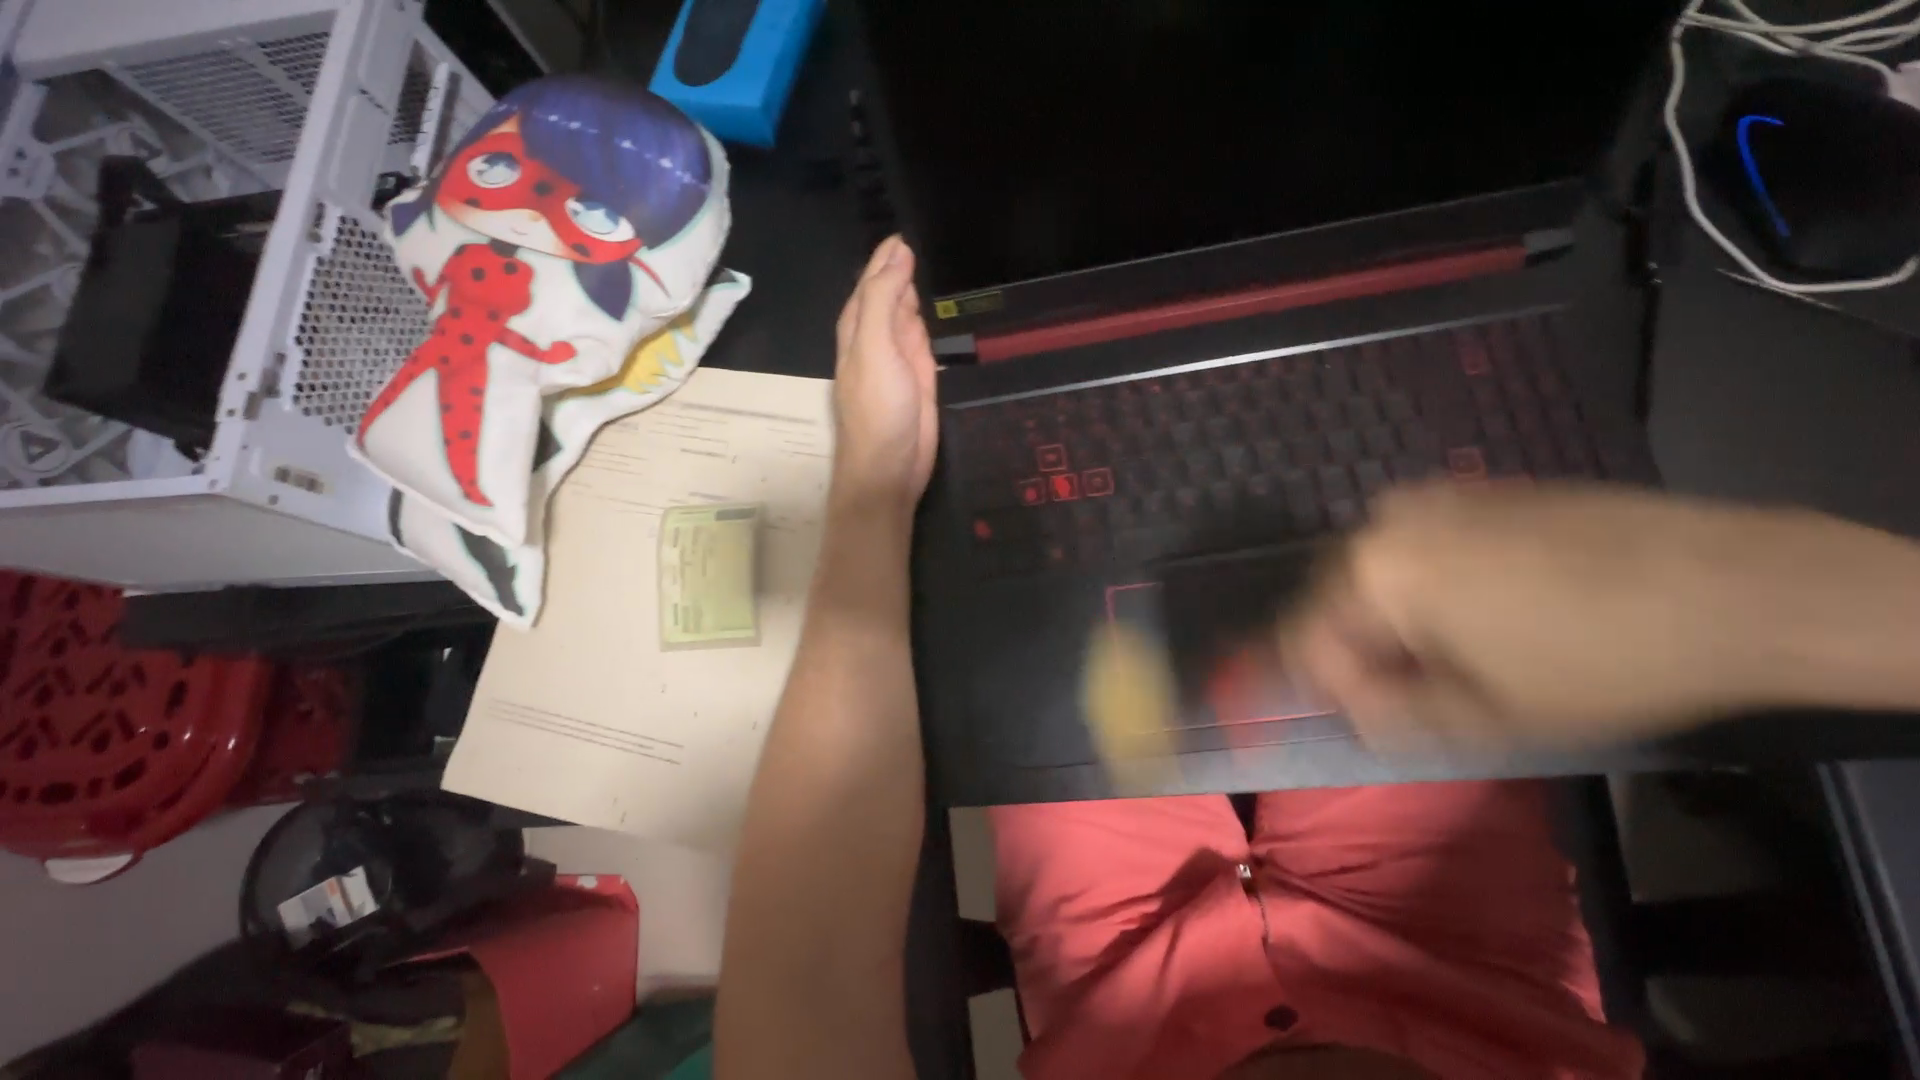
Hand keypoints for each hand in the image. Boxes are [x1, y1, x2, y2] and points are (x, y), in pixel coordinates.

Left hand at [830, 236, 937, 515]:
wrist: (891, 468)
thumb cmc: (877, 409)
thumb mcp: (875, 347)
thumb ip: (884, 300)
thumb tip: (899, 253)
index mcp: (858, 327)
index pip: (872, 279)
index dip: (888, 255)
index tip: (912, 225)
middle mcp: (878, 336)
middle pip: (891, 292)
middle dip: (906, 265)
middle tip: (935, 231)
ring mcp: (901, 356)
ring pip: (911, 312)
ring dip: (922, 288)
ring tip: (945, 256)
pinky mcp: (923, 375)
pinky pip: (928, 337)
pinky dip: (935, 318)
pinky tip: (949, 303)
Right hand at [1280, 482, 1919, 747]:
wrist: (1735, 584)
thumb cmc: (1599, 661)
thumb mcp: (1485, 716)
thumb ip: (1390, 714)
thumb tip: (1353, 709)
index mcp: (1375, 569)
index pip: (1306, 640)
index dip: (1330, 692)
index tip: (1369, 722)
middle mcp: (1389, 519)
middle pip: (1338, 600)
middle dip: (1360, 653)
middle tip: (1410, 699)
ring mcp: (1438, 496)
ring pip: (1382, 575)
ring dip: (1397, 623)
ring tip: (1453, 665)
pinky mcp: (1482, 491)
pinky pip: (1424, 550)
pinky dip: (1432, 589)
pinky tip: (1488, 620)